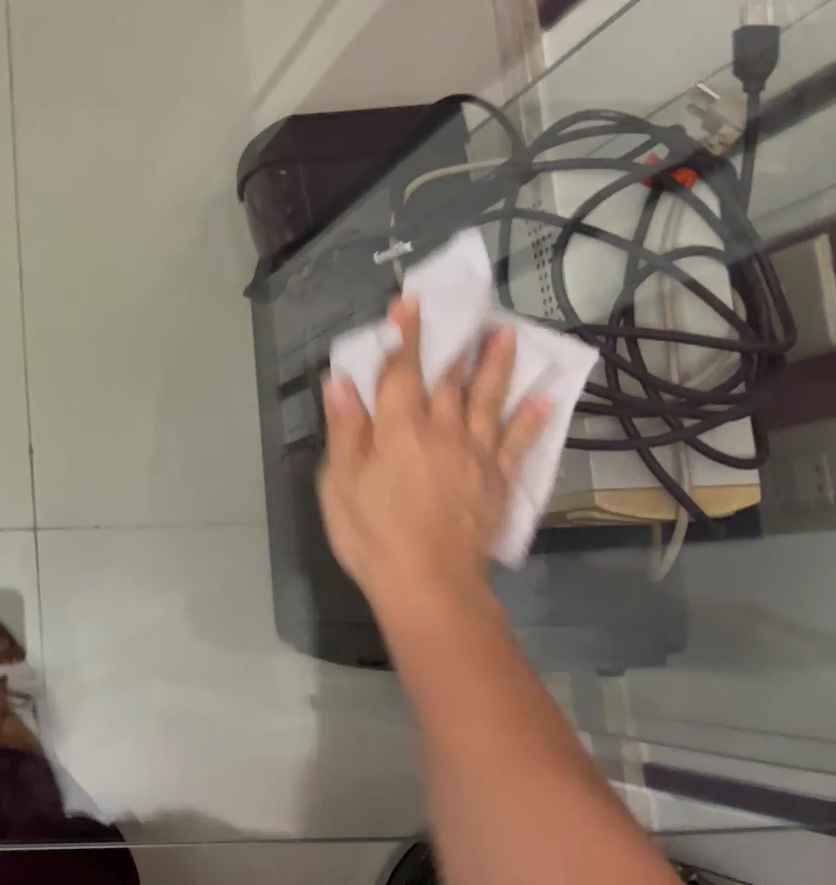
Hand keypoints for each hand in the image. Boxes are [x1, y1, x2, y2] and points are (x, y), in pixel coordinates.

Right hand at [317, 297, 550, 611]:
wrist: (427, 581)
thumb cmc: (370, 529)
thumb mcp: (340, 479)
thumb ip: (346, 427)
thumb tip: (341, 380)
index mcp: (398, 429)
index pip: (401, 372)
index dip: (406, 336)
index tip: (410, 303)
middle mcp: (442, 432)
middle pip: (450, 380)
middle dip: (455, 341)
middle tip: (469, 309)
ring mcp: (476, 455)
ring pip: (489, 401)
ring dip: (497, 366)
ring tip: (509, 335)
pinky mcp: (497, 480)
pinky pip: (519, 442)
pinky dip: (532, 417)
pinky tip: (544, 397)